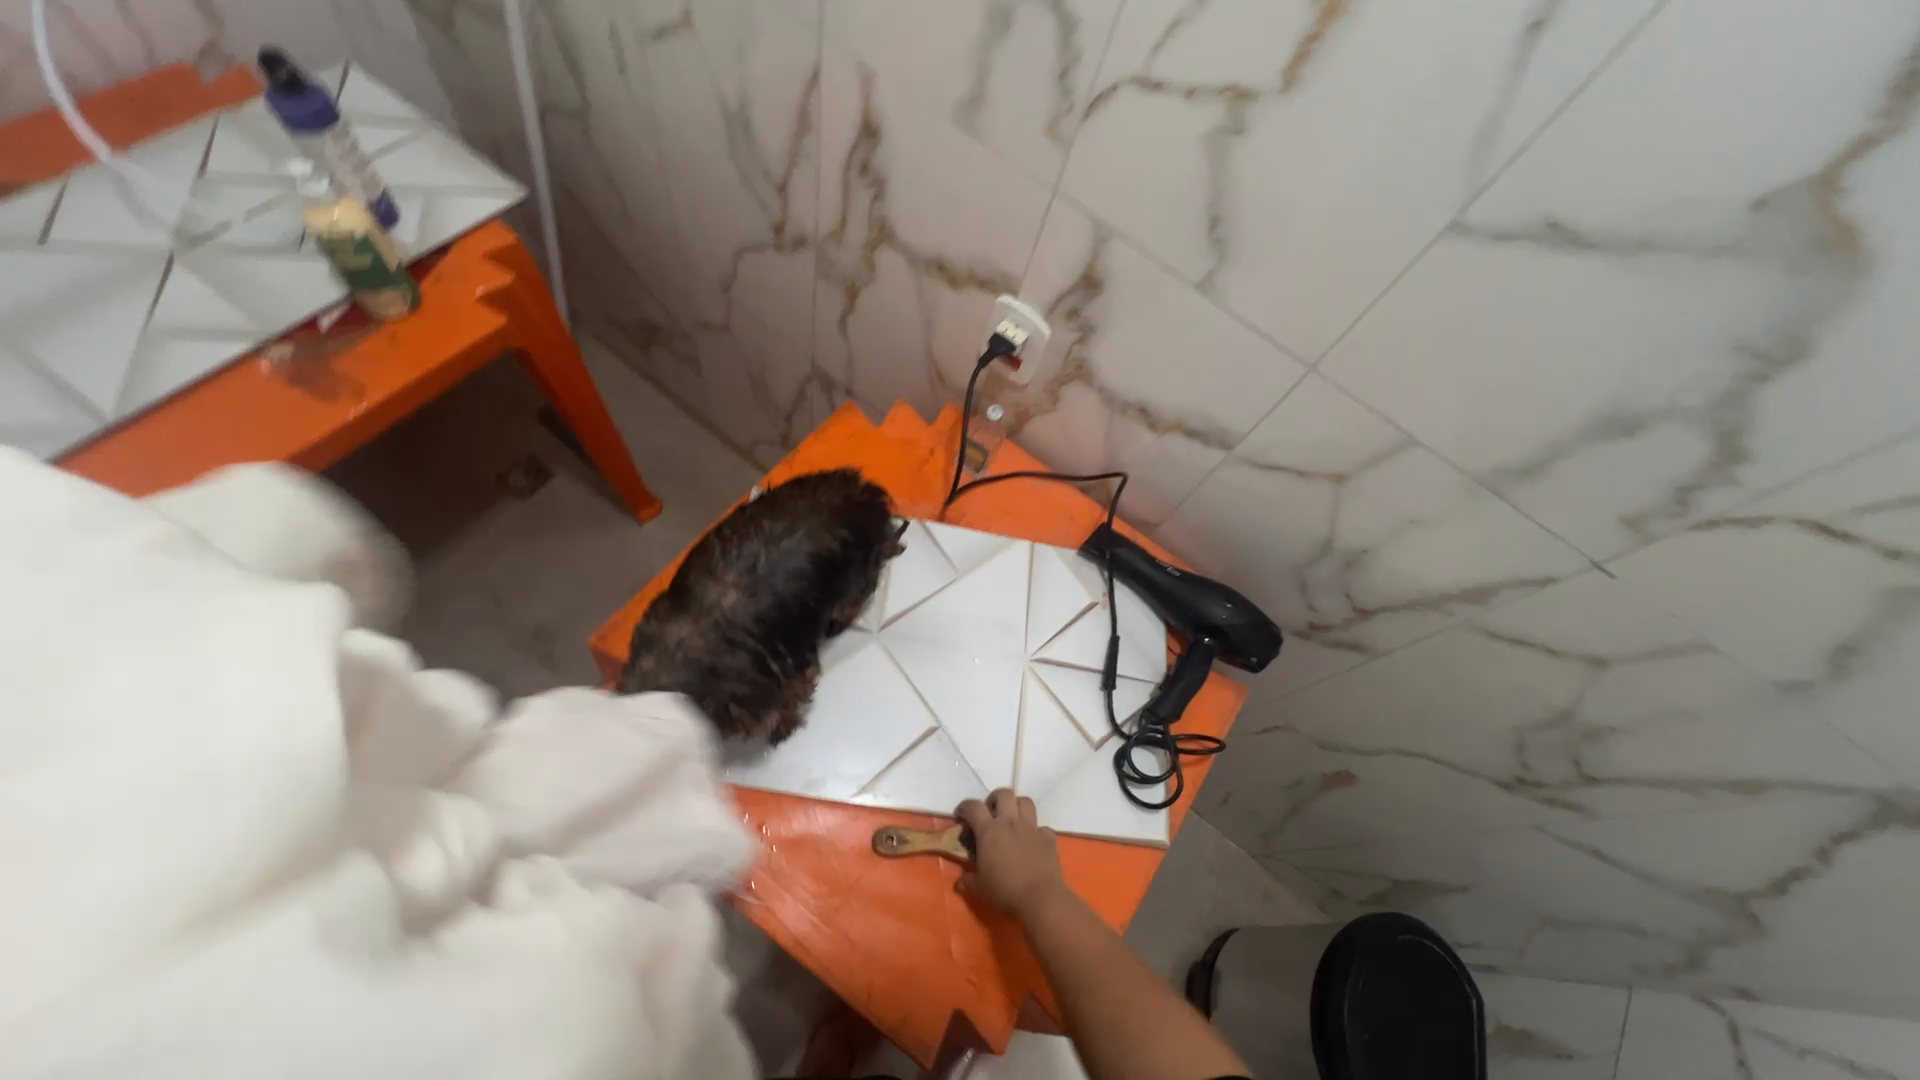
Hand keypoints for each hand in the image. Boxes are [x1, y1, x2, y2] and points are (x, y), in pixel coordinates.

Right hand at [955, 789, 1067, 918]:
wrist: (1041, 898)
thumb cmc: (1006, 891)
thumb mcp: (980, 888)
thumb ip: (968, 881)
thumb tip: (959, 882)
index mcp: (989, 831)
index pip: (974, 807)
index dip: (965, 806)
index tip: (961, 813)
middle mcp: (1010, 823)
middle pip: (1004, 794)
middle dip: (995, 798)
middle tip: (991, 812)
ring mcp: (1032, 828)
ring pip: (1026, 802)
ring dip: (1017, 806)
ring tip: (1013, 819)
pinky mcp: (1048, 838)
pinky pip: (1043, 827)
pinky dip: (1037, 831)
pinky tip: (1033, 842)